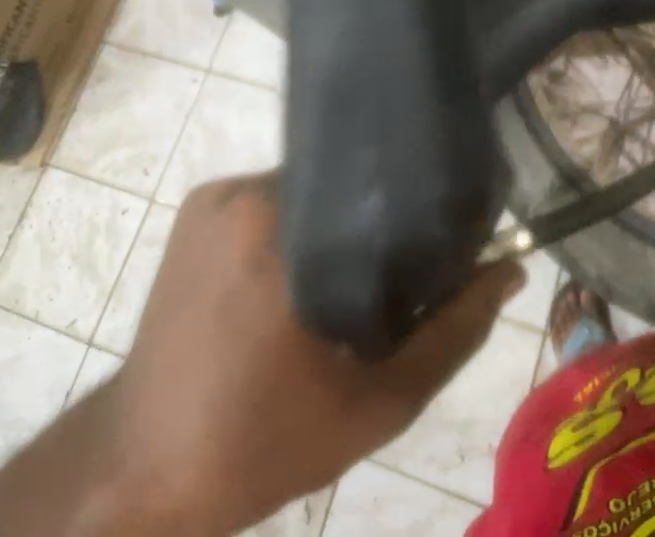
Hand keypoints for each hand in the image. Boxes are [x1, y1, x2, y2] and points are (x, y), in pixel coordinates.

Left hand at [100, 175, 524, 533]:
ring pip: (309, 192)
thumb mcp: (379, 402)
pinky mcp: (192, 216)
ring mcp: (211, 200)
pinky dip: (300, 231)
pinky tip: (314, 279)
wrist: (143, 472)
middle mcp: (242, 192)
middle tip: (410, 270)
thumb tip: (511, 269)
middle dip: (380, 221)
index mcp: (281, 224)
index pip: (379, 182)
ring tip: (365, 275)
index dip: (421, 206)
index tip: (448, 240)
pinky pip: (270, 205)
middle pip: (344, 185)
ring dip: (339, 226)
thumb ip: (454, 331)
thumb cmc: (264, 440)